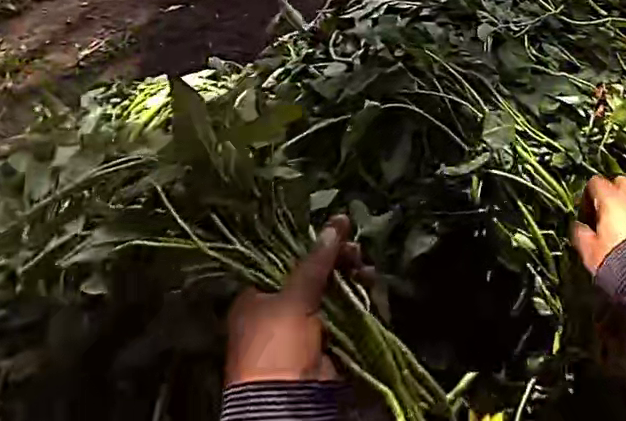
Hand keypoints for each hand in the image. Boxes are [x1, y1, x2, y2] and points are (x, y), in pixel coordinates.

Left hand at [225, 214, 359, 384]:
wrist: (287, 407)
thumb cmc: (277, 345)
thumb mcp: (294, 298)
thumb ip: (316, 261)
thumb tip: (337, 223)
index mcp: (256, 297)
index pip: (287, 259)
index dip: (312, 245)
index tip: (336, 232)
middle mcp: (277, 310)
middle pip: (312, 274)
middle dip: (336, 260)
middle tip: (355, 250)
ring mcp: (302, 327)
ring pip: (330, 291)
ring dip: (350, 276)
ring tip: (365, 268)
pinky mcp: (323, 342)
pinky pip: (342, 311)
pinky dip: (355, 297)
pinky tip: (369, 283)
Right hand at [572, 175, 625, 274]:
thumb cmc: (613, 261)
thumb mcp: (589, 250)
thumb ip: (581, 233)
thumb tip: (578, 227)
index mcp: (612, 200)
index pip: (596, 183)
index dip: (588, 195)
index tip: (585, 212)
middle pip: (621, 183)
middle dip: (612, 192)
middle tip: (604, 211)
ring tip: (619, 227)